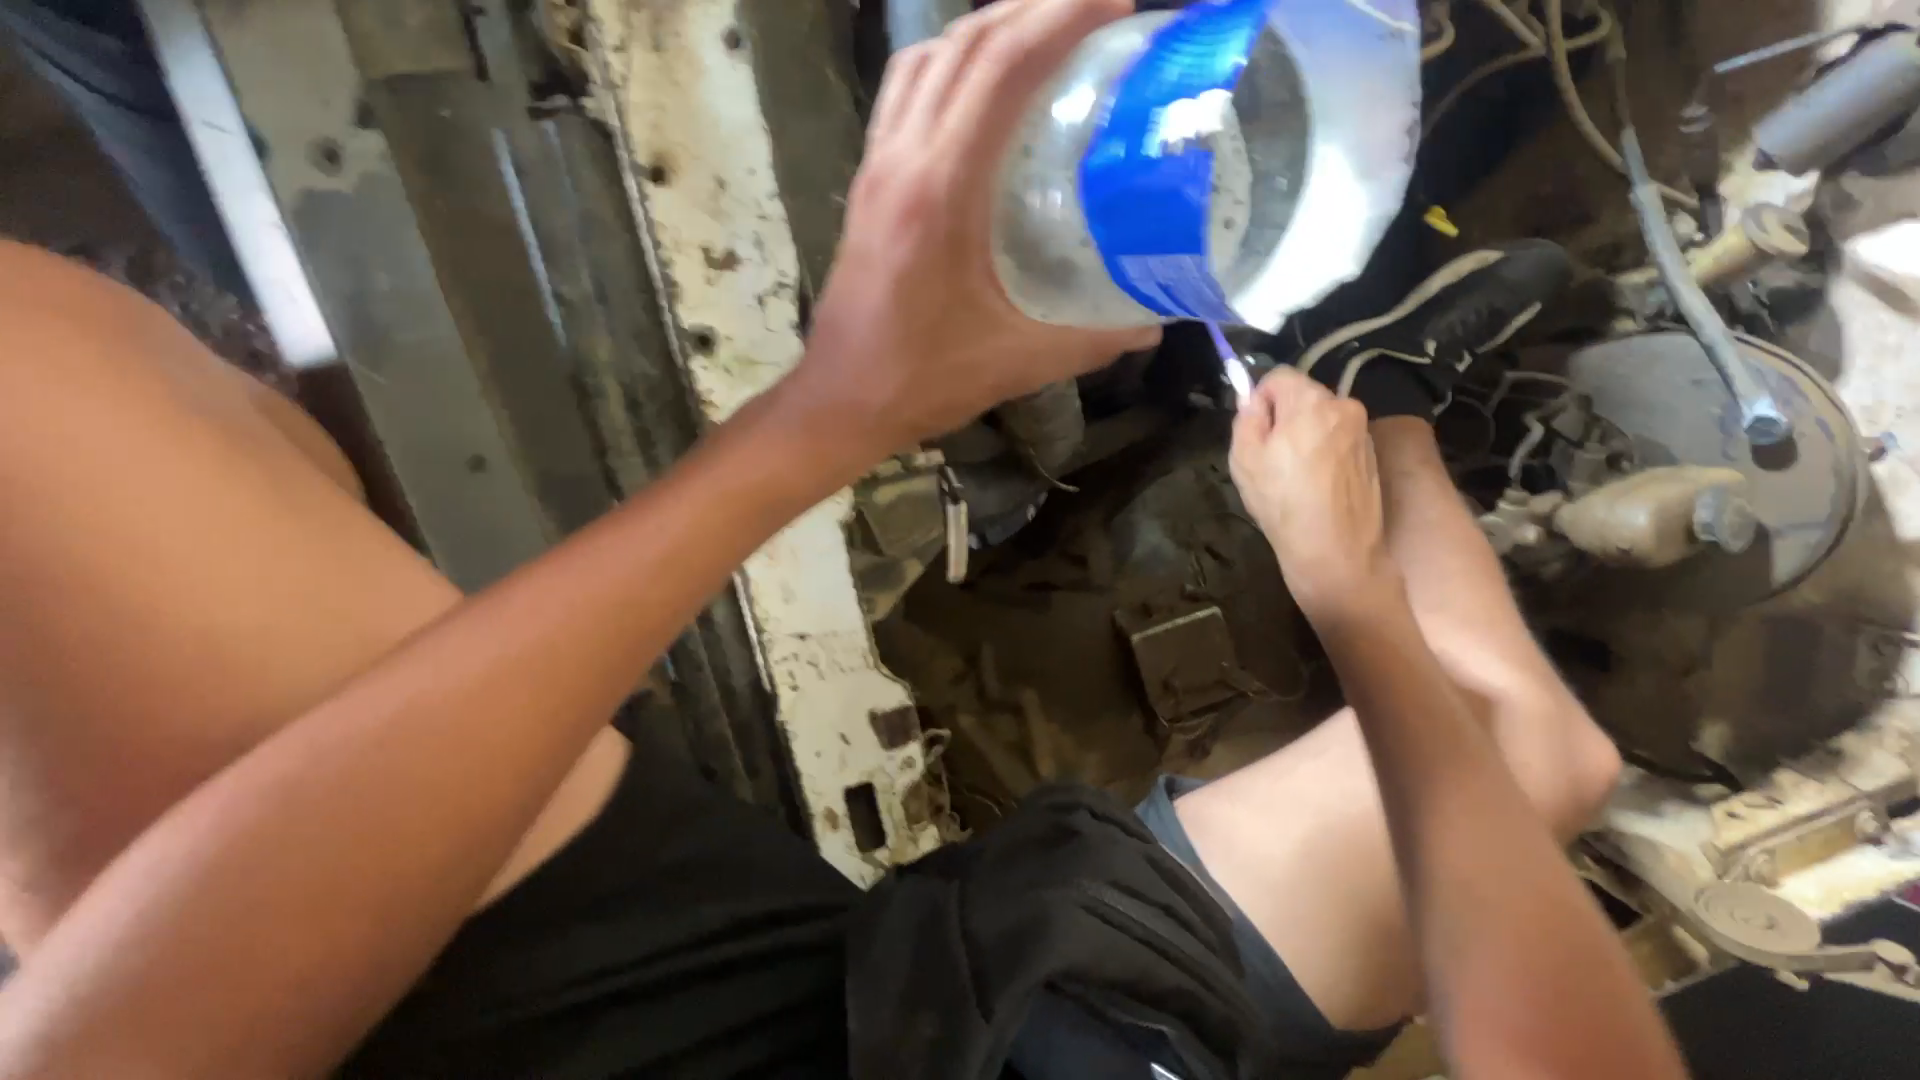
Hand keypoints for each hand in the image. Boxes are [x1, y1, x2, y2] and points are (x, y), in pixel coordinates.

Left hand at [788, 0, 1159, 454]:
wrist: (840, 399)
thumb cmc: (922, 380)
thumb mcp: (1017, 361)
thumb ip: (1092, 340)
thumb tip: (1154, 322)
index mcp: (941, 190)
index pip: (1002, 67)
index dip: (1063, 19)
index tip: (1118, 7)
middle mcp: (903, 159)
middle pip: (965, 44)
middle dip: (1033, 9)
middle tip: (1094, 13)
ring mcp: (877, 166)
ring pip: (927, 60)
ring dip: (985, 30)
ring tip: (1042, 36)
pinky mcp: (866, 184)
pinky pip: (904, 94)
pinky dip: (947, 66)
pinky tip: (981, 91)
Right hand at [1229, 369, 1393, 616]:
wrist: (1336, 550)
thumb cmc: (1282, 502)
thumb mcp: (1244, 459)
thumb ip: (1246, 419)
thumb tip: (1253, 401)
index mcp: (1311, 402)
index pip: (1280, 376)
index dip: (1260, 398)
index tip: (1253, 428)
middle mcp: (1344, 407)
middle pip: (1304, 396)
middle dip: (1284, 417)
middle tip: (1269, 456)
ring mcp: (1363, 432)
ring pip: (1322, 420)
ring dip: (1305, 435)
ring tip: (1292, 476)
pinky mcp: (1372, 456)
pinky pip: (1338, 441)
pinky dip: (1324, 453)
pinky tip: (1314, 486)